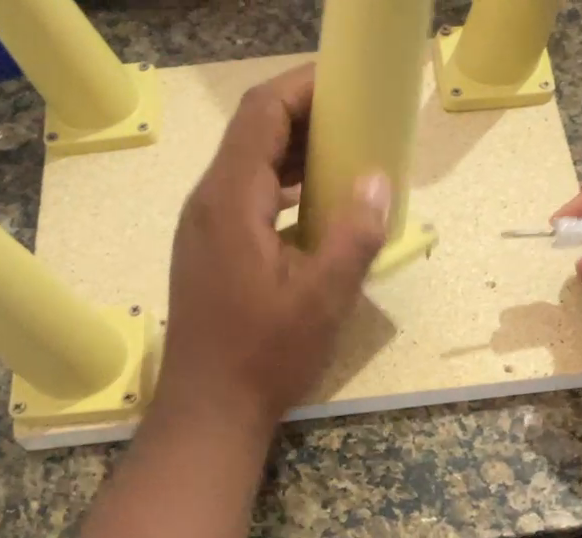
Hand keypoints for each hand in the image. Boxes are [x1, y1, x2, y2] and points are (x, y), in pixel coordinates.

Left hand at [156, 65, 391, 433]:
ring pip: (248, 172)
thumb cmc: (264, 357)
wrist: (209, 410)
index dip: (303, 87)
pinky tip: (316, 215)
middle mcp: (208, 205)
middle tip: (357, 123)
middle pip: (253, 136)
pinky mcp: (208, 258)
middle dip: (304, 120)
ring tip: (345, 163)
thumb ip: (353, 236)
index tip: (347, 84)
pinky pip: (245, 204)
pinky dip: (282, 194)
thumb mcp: (322, 300)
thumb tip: (378, 181)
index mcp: (231, 201)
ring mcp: (203, 232)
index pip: (262, 113)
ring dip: (294, 159)